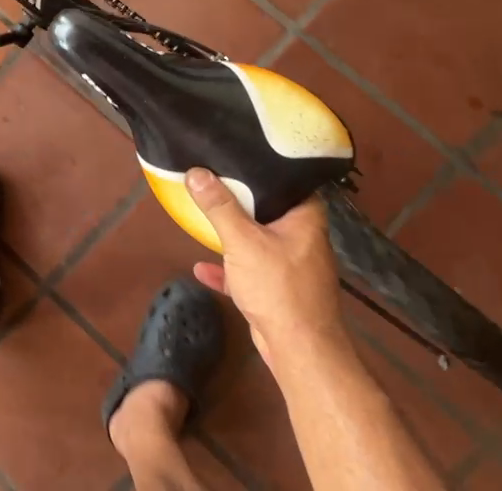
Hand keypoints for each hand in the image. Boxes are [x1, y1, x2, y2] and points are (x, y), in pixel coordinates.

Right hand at [187, 169, 345, 363]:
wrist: (298, 349)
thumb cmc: (278, 286)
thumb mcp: (243, 241)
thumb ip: (219, 206)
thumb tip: (196, 172)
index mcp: (305, 219)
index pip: (291, 181)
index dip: (268, 166)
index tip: (240, 151)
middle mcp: (302, 238)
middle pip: (270, 209)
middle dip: (242, 198)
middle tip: (214, 177)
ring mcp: (291, 266)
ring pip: (259, 240)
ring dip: (234, 233)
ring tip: (206, 215)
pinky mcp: (278, 290)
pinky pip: (249, 270)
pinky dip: (229, 268)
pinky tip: (202, 269)